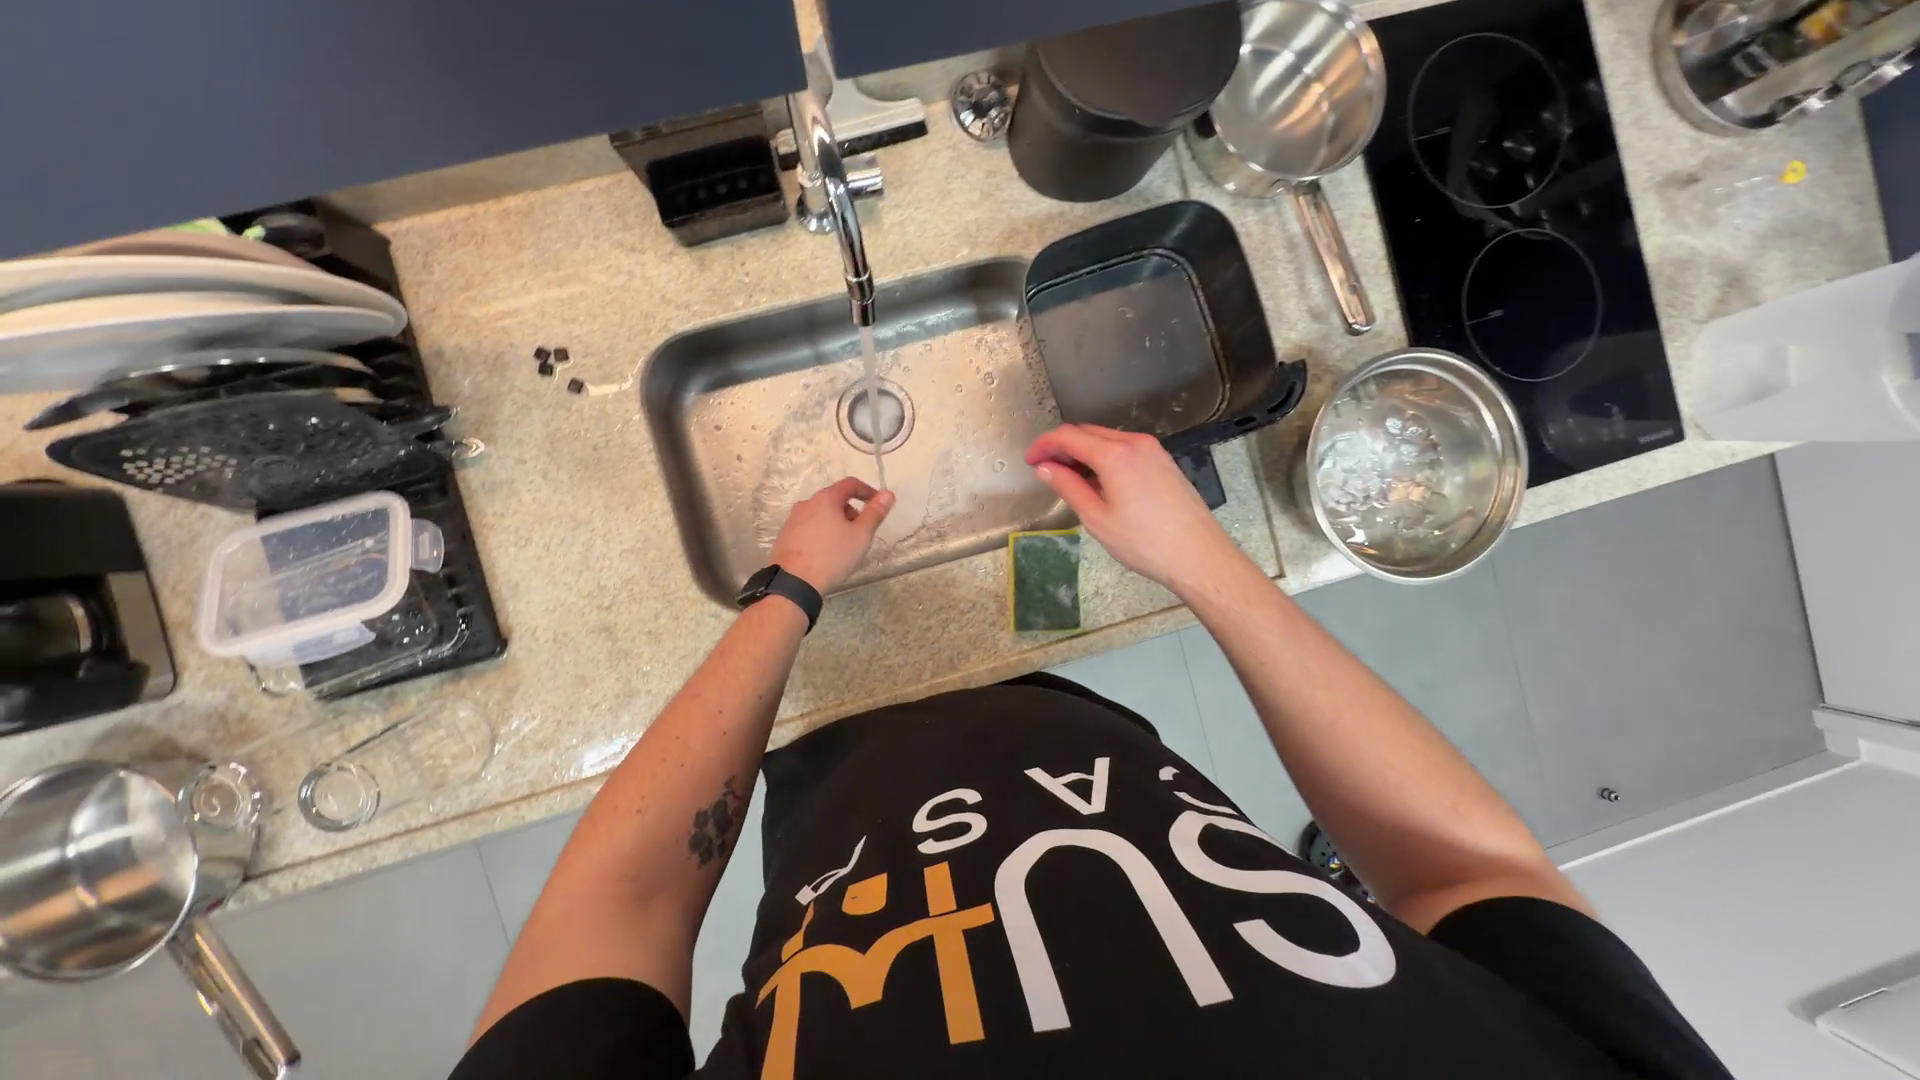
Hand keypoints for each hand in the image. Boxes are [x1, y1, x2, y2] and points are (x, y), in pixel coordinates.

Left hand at [768, 478, 894, 594]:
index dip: (867, 491)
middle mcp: (807, 503)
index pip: (850, 484)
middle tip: (861, 532)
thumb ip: (875, 513)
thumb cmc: (832, 556)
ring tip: (843, 546)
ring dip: (836, 523)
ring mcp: (793, 519)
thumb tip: (887, 494)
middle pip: (834, 499)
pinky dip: (821, 533)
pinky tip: (825, 553)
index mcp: (826, 499)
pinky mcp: (785, 536)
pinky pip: (809, 527)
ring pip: (821, 514)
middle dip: (851, 511)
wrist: (794, 582)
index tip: (878, 504)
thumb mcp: (861, 535)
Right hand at [1026, 424, 1244, 595]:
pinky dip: (1105, 458)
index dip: (1044, 445)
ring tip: (1070, 480)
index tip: (1031, 461)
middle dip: (1062, 447)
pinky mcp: (1164, 462)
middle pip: (1088, 432)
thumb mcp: (1097, 518)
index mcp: (1114, 454)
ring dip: (1084, 452)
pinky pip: (1126, 450)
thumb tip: (1045, 468)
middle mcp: (1135, 443)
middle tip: (1046, 470)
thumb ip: (1068, 487)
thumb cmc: (1144, 542)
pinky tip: (1100, 483)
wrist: (1198, 554)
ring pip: (1108, 440)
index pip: (1068, 436)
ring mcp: (1154, 451)